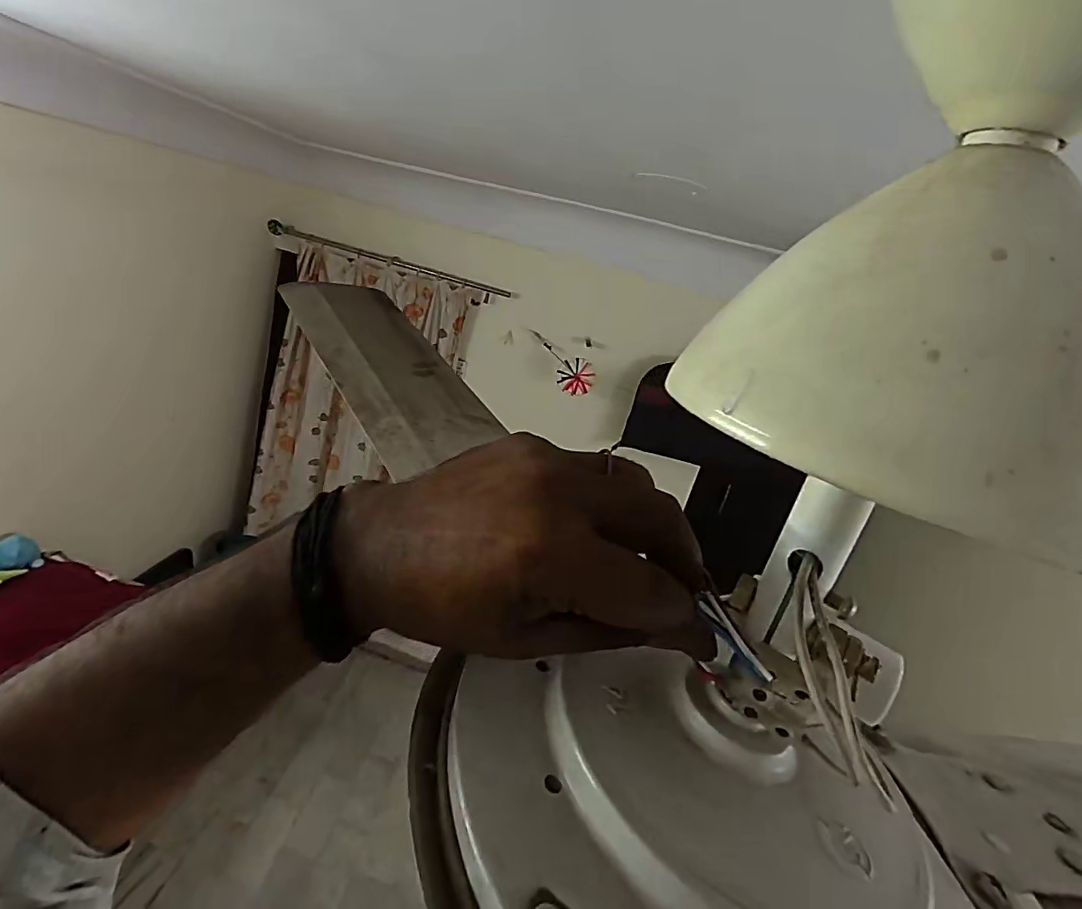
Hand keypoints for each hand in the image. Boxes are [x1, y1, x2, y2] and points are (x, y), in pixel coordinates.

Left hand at [333, 433, 715, 658]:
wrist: (381, 544)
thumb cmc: (442, 607)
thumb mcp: (524, 639)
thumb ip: (607, 630)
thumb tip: (669, 627)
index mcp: (549, 553)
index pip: (649, 587)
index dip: (684, 621)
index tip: (701, 639)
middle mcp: (557, 492)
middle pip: (661, 518)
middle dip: (688, 562)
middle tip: (686, 593)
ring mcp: (545, 457)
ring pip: (637, 483)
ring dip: (656, 525)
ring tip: (649, 558)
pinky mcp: (533, 442)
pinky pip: (597, 468)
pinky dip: (614, 500)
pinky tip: (596, 526)